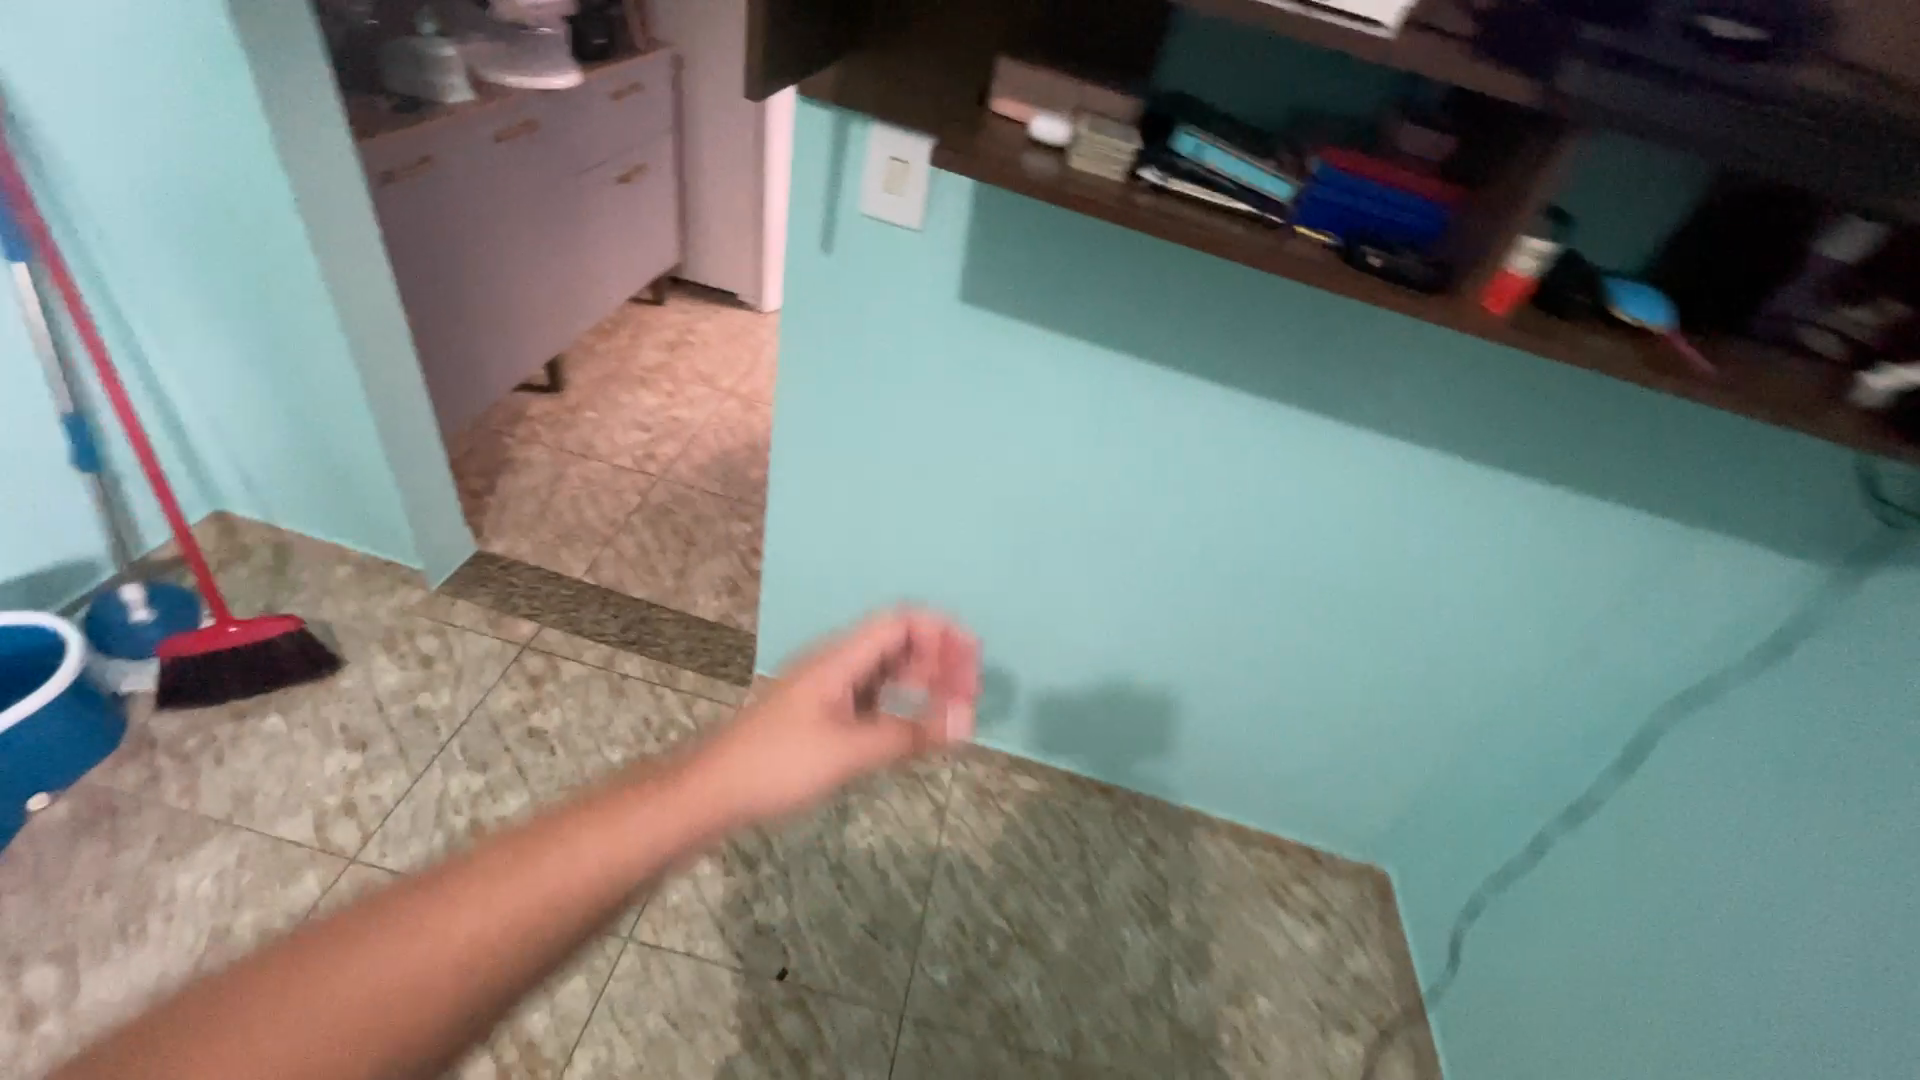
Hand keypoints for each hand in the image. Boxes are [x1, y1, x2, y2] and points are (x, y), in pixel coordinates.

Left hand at [683, 609, 980, 827]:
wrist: (713, 791)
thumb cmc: (777, 765)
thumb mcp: (849, 751)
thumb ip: (909, 734)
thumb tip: (967, 720)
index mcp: (840, 659)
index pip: (899, 622)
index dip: (940, 631)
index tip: (974, 657)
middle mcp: (836, 664)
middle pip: (897, 642)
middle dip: (939, 658)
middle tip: (972, 689)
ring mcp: (828, 688)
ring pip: (886, 670)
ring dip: (922, 681)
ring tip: (954, 706)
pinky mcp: (823, 713)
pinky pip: (874, 695)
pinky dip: (902, 703)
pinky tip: (916, 725)